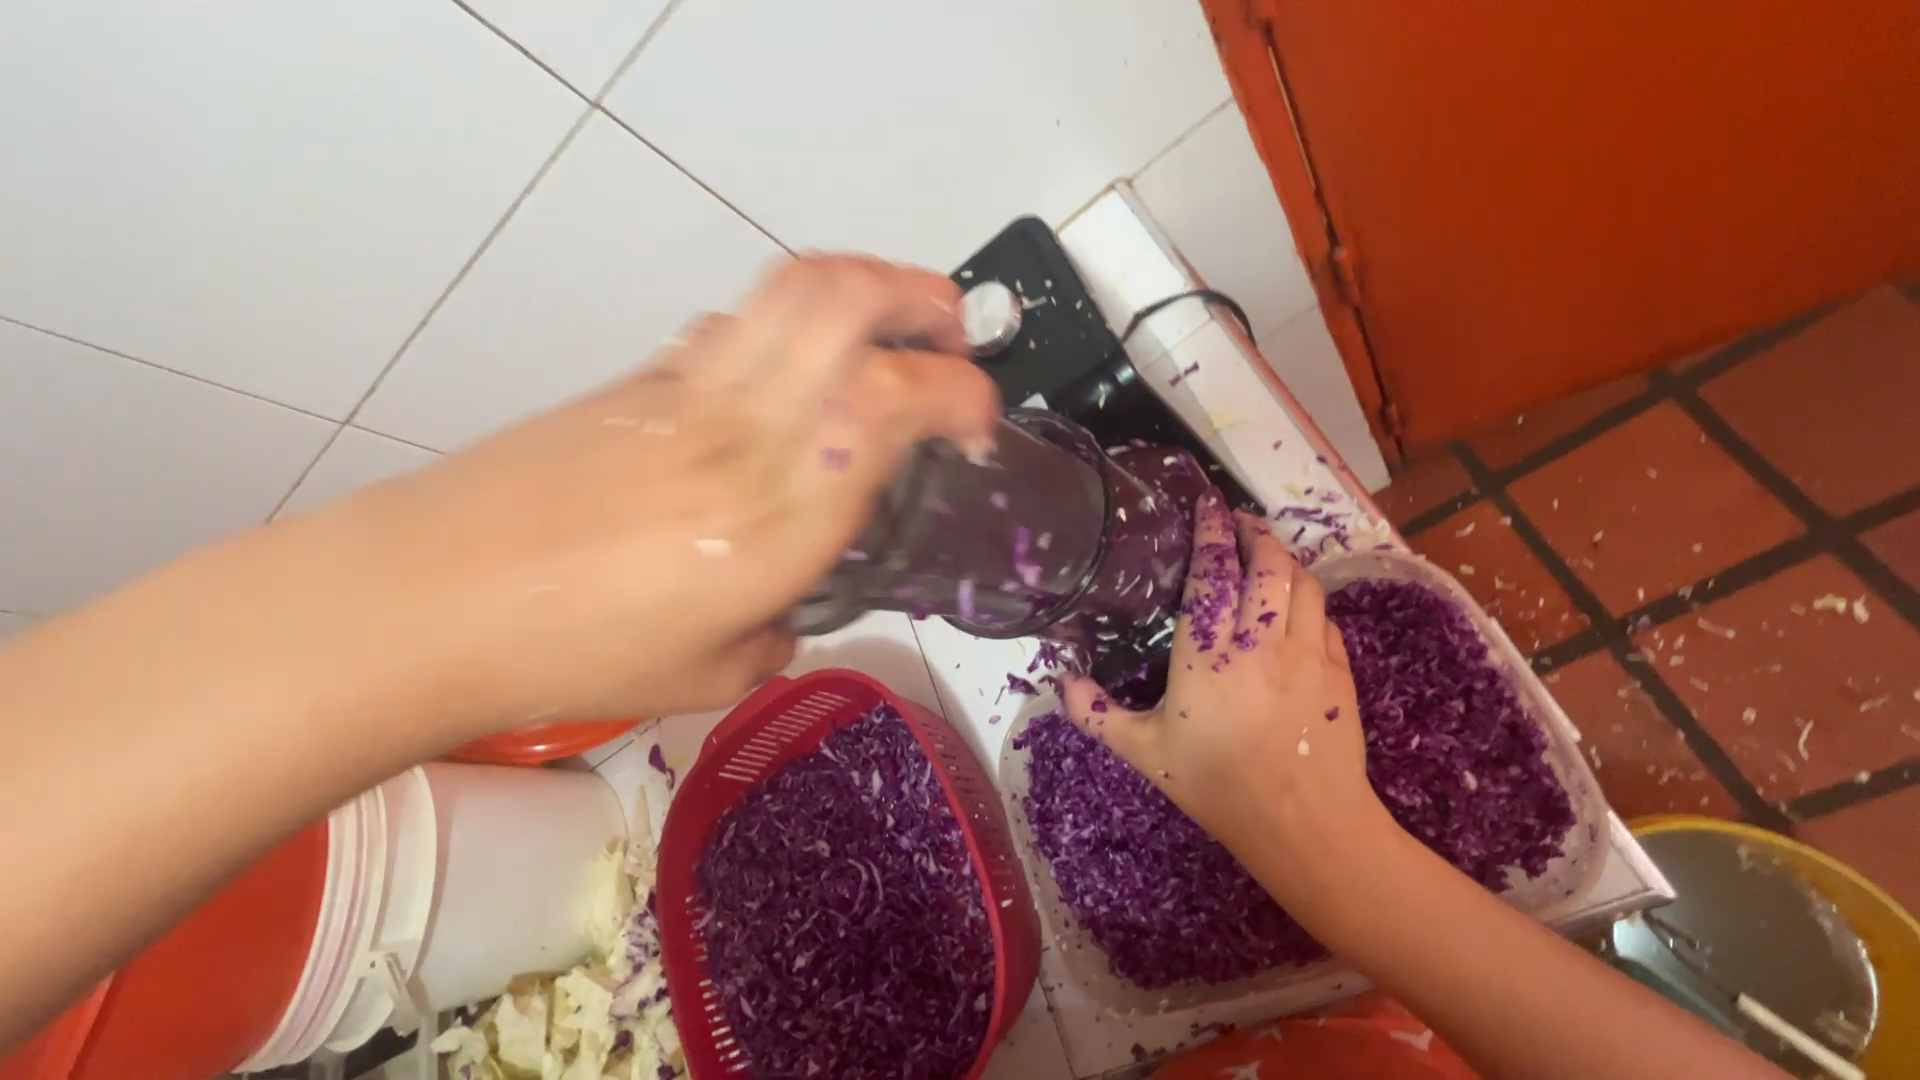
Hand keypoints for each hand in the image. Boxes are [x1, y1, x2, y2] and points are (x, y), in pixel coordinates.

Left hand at [297, 255, 999, 731]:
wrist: (424, 600)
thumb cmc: (576, 656)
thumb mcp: (708, 675)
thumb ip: (777, 634)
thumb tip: (793, 607)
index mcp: (777, 513)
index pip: (893, 405)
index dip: (959, 394)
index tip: (981, 422)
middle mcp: (742, 430)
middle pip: (843, 300)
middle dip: (918, 294)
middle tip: (951, 326)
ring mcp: (684, 390)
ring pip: (790, 289)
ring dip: (860, 286)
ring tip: (888, 325)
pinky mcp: (638, 380)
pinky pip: (733, 329)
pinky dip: (787, 330)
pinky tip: (786, 380)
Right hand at [1059, 490, 1393, 863]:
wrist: (1305, 826)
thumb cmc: (1217, 786)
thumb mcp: (1145, 754)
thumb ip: (1098, 715)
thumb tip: (1061, 683)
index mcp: (1207, 655)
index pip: (1212, 574)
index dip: (1211, 532)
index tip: (1208, 504)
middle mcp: (1260, 642)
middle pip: (1267, 564)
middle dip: (1255, 532)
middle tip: (1238, 522)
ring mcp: (1308, 653)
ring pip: (1302, 583)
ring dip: (1284, 559)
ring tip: (1267, 554)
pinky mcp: (1340, 672)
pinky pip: (1325, 618)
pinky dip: (1308, 601)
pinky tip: (1295, 608)